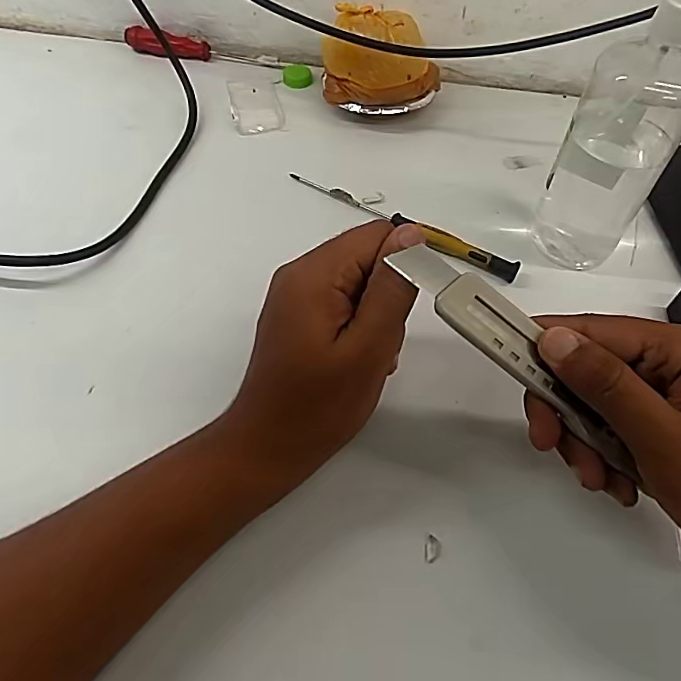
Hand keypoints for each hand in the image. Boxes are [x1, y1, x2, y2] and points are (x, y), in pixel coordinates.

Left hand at [224, 221, 424, 469]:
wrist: (270, 444)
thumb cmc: (314, 406)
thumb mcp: (368, 346)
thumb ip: (392, 287)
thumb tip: (409, 237)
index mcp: (313, 276)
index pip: (375, 236)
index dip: (404, 263)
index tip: (409, 304)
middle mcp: (299, 276)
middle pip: (366, 259)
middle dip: (387, 297)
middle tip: (381, 341)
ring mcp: (295, 296)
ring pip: (359, 284)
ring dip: (375, 317)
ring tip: (366, 357)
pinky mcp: (298, 315)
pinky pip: (342, 304)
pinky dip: (359, 328)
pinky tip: (354, 361)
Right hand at [523, 315, 680, 582]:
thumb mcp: (664, 440)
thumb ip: (606, 386)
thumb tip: (555, 340)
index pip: (593, 331)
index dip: (542, 343)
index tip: (502, 356)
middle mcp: (677, 363)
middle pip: (590, 368)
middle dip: (568, 410)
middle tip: (554, 445)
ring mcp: (675, 393)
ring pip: (598, 401)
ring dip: (587, 440)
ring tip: (603, 478)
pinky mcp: (672, 420)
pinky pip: (617, 424)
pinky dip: (608, 453)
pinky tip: (622, 482)